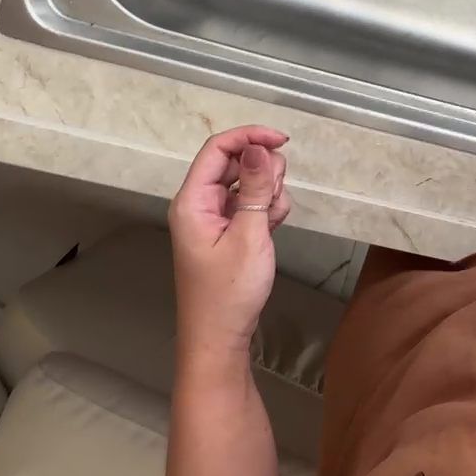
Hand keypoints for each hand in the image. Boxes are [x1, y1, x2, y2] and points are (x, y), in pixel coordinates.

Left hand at [168, 126, 291, 362]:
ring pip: (248, 181)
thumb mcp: (249, 235)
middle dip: (264, 171)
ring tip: (272, 221)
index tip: (283, 141)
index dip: (249, 136)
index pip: (218, 148)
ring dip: (269, 192)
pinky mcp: (229, 229)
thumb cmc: (229, 291)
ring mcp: (215, 217)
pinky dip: (268, 208)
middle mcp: (200, 203)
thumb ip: (254, 188)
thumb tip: (258, 147)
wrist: (221, 338)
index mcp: (192, 201)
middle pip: (236, 162)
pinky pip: (253, 202)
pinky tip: (273, 228)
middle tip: (274, 199)